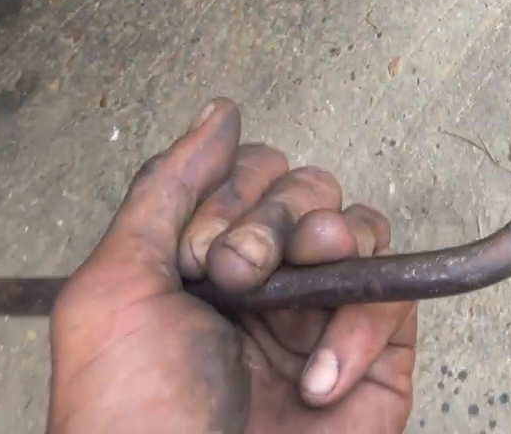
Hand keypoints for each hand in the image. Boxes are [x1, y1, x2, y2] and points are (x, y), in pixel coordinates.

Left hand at [49, 100, 416, 433]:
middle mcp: (273, 278)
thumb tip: (220, 109)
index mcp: (211, 261)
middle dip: (275, 222)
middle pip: (310, 187)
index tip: (197, 255)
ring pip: (360, 224)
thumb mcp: (114, 296)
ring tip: (292, 308)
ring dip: (325, 254)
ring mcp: (327, 311)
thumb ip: (164, 189)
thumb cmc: (134, 424)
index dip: (235, 192)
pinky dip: (362, 327)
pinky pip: (397, 290)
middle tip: (239, 280)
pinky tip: (318, 379)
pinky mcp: (380, 349)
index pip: (256, 170)